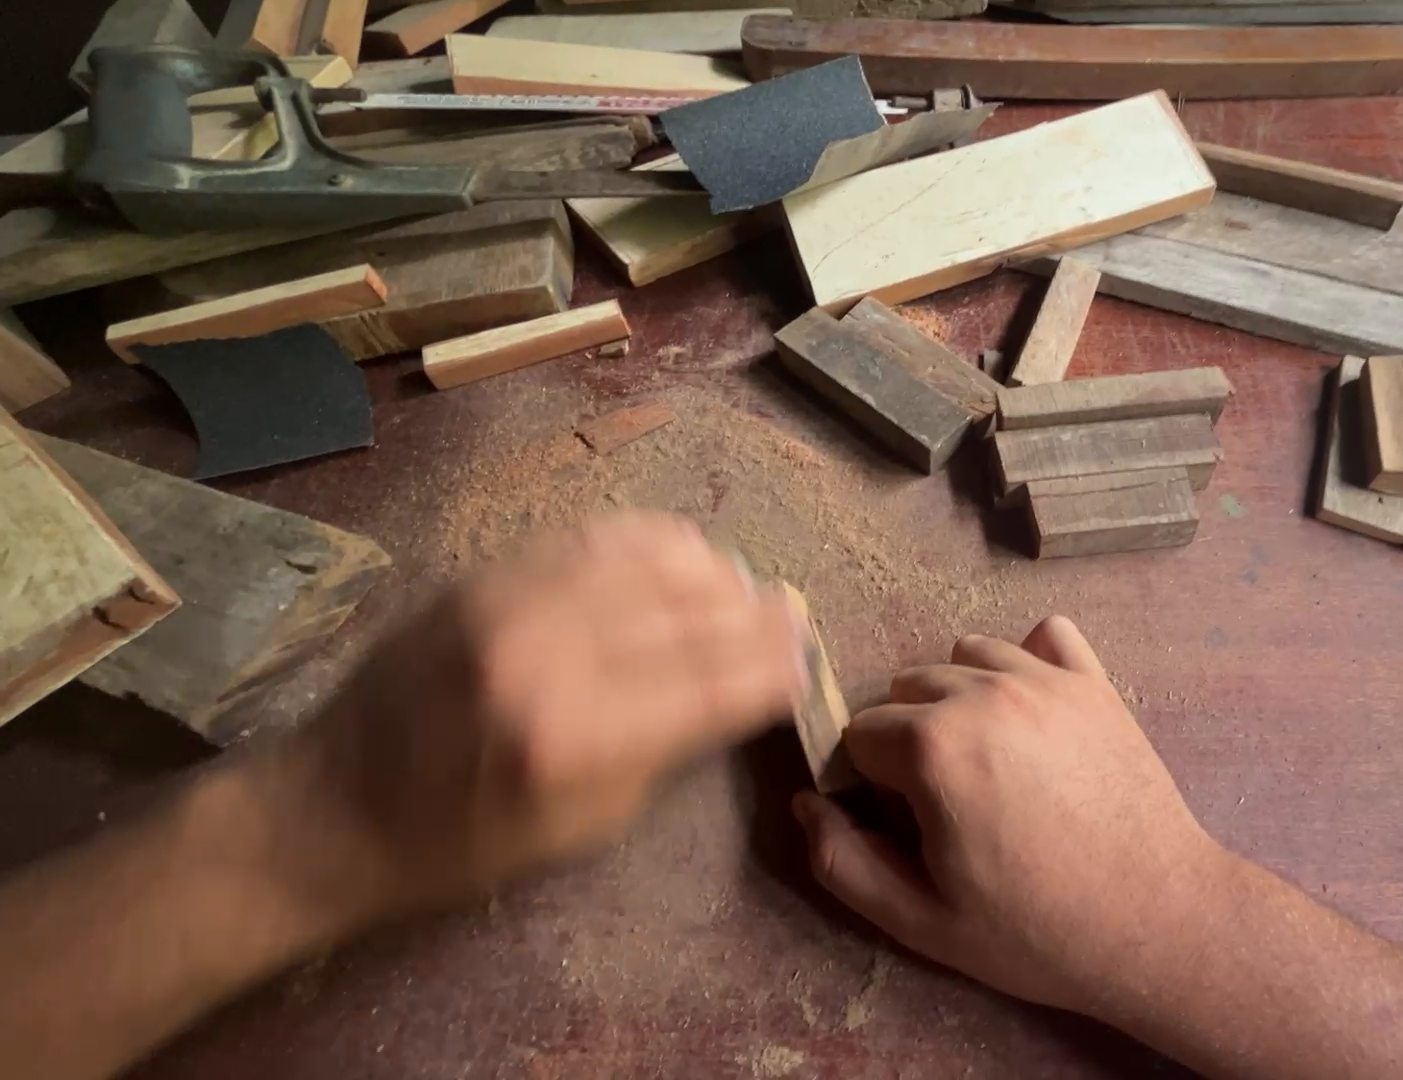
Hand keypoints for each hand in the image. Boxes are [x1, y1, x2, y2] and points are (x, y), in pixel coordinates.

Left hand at [273, 511, 804, 921]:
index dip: (772, 670)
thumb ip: (673, 746)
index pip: (713, 687)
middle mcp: (550, 654)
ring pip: (656, 562)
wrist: (329, 804)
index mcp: (575, 738)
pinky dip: (659, 539)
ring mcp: (515, 599)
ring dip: (719, 574)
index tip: (805, 660)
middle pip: (693, 618)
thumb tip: (744, 686)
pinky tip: (691, 552)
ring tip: (749, 588)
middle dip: (759, 618)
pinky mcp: (491, 571)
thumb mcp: (589, 823)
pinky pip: (600, 532)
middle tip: (795, 616)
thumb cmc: (466, 837)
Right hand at [792, 616, 1223, 1017]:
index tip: (908, 815)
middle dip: (911, 735)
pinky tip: (1035, 707)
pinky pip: (1042, 635)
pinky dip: (1027, 659)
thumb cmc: (1035, 927)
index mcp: (932, 746)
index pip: (861, 734)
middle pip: (907, 688)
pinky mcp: (1092, 678)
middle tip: (949, 792)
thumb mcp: (920, 921)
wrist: (1158, 920)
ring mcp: (1044, 678)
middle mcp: (983, 693)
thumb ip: (842, 861)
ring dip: (960, 695)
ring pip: (965, 656)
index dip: (873, 779)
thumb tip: (806, 803)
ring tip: (990, 751)